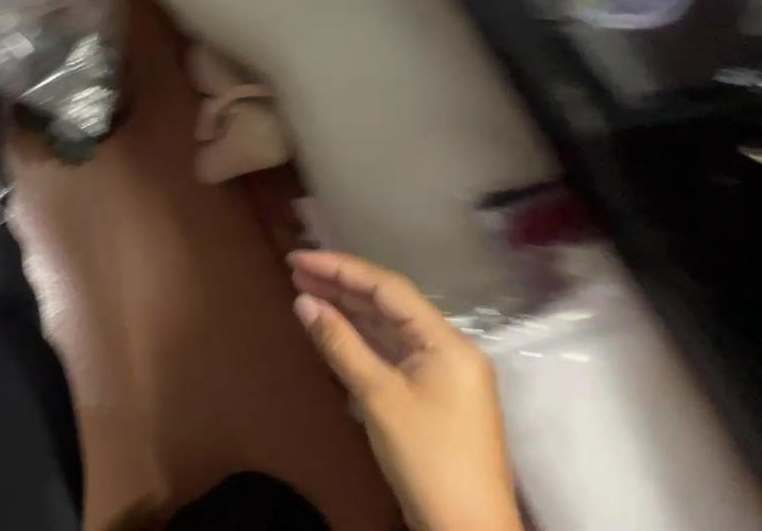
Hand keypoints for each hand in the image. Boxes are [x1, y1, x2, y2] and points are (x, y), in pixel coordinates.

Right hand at [290, 251, 520, 530]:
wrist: (467, 526)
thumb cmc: (426, 454)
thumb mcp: (377, 395)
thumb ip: (339, 343)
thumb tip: (302, 300)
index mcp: (447, 343)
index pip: (388, 288)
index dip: (340, 267)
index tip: (298, 258)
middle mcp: (448, 349)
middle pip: (389, 302)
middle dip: (341, 283)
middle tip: (294, 269)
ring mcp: (441, 371)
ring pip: (387, 325)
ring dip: (347, 306)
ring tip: (304, 289)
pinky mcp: (430, 391)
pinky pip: (390, 348)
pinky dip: (358, 333)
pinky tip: (330, 325)